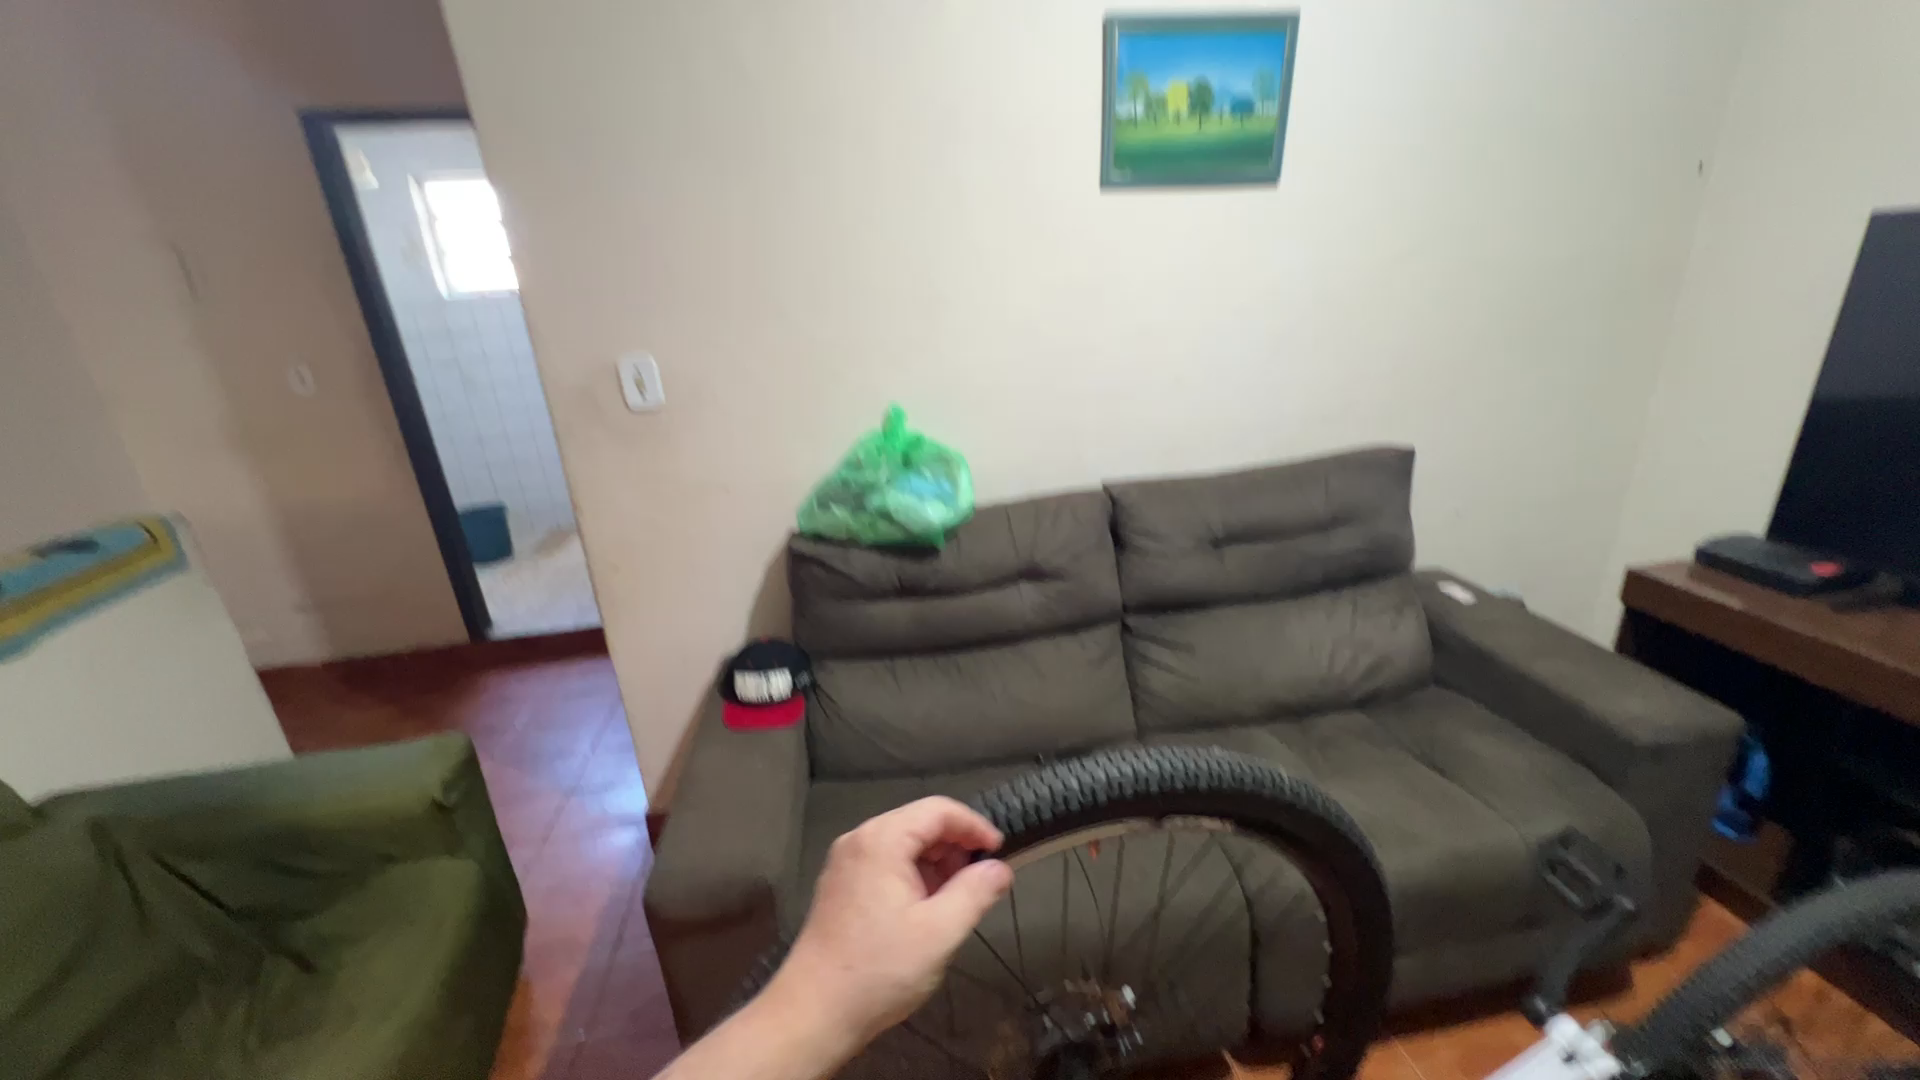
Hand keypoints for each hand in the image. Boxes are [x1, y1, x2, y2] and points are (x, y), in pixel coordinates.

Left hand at [761, 797, 1014, 1054]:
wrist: (813, 1013)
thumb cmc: (879, 970)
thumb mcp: (939, 933)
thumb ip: (975, 893)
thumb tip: (1000, 868)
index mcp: (882, 840)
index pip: (938, 810)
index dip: (973, 826)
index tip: (1000, 852)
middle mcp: (860, 839)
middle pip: (919, 823)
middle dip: (955, 846)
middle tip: (980, 881)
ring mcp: (846, 862)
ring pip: (903, 843)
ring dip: (936, 863)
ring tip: (957, 899)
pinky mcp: (841, 885)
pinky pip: (886, 862)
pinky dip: (913, 875)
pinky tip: (926, 908)